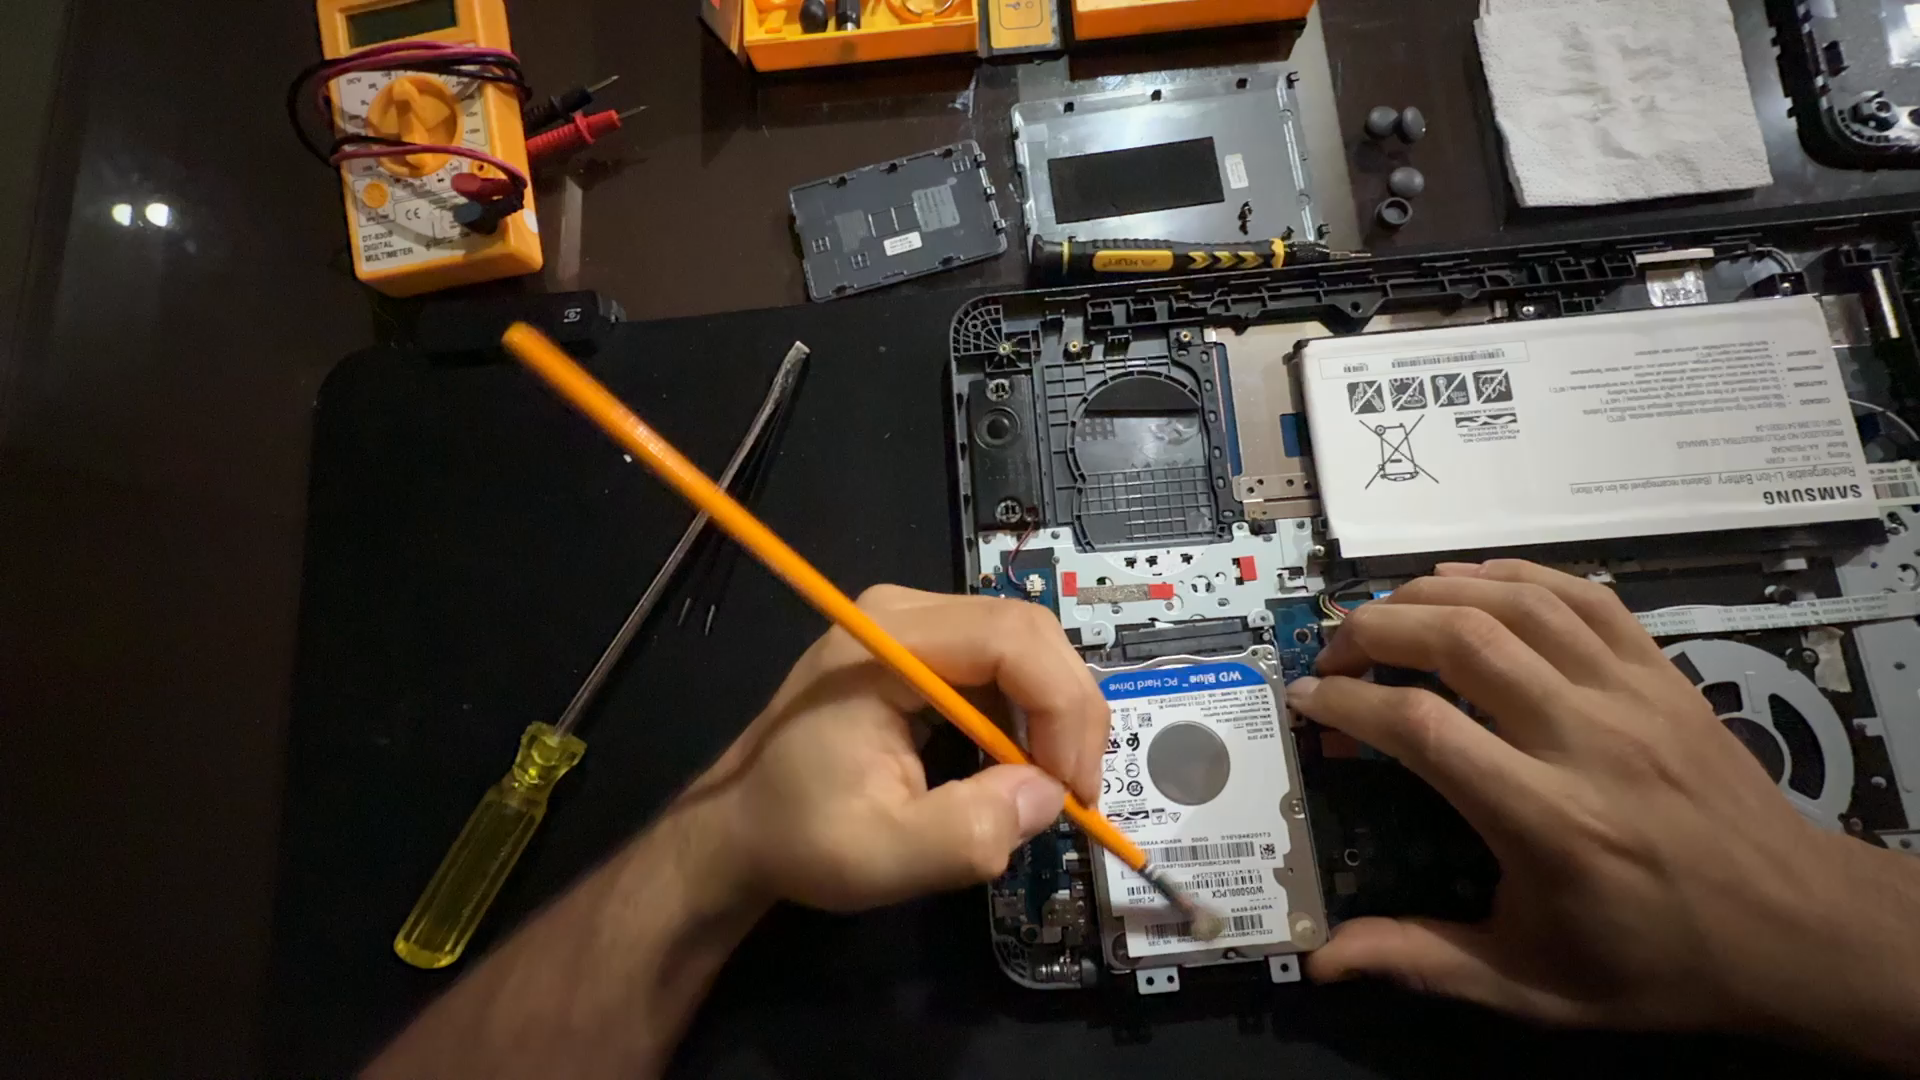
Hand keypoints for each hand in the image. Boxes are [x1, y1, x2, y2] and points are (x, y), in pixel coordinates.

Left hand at [691, 586, 1109, 911]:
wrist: (742, 824)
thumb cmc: (799, 834)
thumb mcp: (880, 855)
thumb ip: (969, 833)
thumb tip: (1050, 795)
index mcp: (884, 641)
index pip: (1008, 637)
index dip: (1061, 706)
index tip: (1074, 787)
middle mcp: (903, 612)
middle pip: (1026, 631)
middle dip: (1067, 710)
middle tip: (1075, 791)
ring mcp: (913, 623)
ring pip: (1022, 646)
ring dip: (1052, 715)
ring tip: (1050, 784)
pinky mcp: (923, 647)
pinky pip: (1000, 664)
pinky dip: (1026, 714)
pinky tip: (1016, 763)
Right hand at [1285, 560, 1917, 1040]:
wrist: (1813, 935)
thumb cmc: (1658, 959)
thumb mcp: (1532, 985)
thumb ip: (1420, 960)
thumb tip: (1322, 961)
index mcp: (1550, 819)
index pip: (1422, 727)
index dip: (1346, 702)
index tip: (1306, 700)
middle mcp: (1586, 740)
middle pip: (1459, 640)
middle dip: (1372, 631)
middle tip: (1334, 654)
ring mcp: (1631, 695)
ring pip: (1512, 605)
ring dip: (1427, 594)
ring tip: (1383, 616)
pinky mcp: (1660, 672)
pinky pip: (1578, 595)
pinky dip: (1507, 574)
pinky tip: (1461, 582)